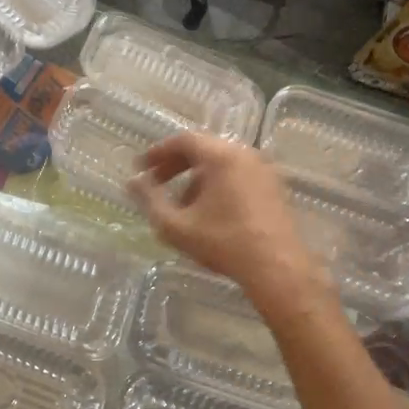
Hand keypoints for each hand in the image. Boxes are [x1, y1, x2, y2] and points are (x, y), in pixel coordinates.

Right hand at [127, 133, 333, 317]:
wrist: (277, 268)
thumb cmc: (223, 242)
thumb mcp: (175, 225)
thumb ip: (149, 200)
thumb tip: (132, 183)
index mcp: (221, 156)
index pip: (183, 140)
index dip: (158, 152)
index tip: (140, 167)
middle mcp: (245, 154)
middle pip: (203, 148)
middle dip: (175, 164)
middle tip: (156, 181)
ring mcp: (263, 170)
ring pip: (221, 163)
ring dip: (195, 176)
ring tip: (180, 202)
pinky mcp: (273, 187)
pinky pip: (237, 174)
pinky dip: (217, 183)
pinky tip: (207, 210)